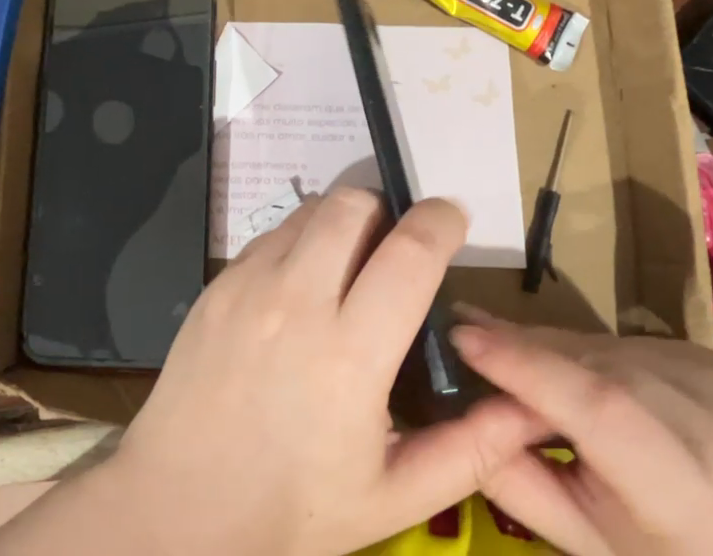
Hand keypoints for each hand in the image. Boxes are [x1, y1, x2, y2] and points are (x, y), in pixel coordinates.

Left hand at [82, 189, 544, 555]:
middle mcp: (297, 302)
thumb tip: (531, 407)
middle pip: (351, 205)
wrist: (180, 506)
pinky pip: (268, 236)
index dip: (440, 221)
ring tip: (349, 264)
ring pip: (307, 212)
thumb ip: (470, 449)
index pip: (409, 251)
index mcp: (350, 353)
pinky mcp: (216, 286)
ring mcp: (248, 286)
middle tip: (396, 246)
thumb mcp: (394, 495)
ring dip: (341, 221)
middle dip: (386, 210)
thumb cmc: (292, 507)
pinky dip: (297, 242)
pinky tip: (300, 287)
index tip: (453, 218)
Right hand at [450, 313, 712, 555]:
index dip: (528, 367)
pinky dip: (585, 350)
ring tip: (504, 349)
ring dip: (549, 346)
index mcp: (693, 496)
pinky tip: (567, 367)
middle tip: (463, 333)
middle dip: (523, 349)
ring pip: (608, 348)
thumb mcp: (587, 543)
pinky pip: (628, 343)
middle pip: (598, 369)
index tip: (462, 334)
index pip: (604, 411)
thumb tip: (461, 409)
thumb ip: (519, 481)